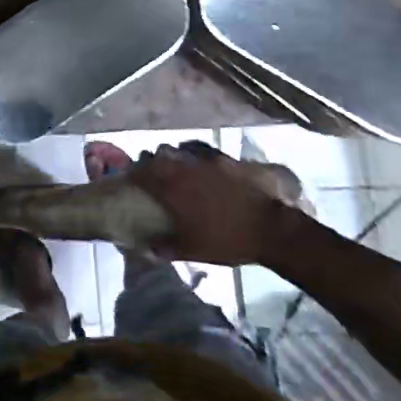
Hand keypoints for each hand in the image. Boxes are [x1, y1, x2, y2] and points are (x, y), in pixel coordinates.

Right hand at [129, 143, 306, 264]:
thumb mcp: (193, 250)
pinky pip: (203, 151)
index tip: (130, 181)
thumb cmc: (227, 240)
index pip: (141, 174)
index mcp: (171, 189)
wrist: (271, 229)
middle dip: (152, 162)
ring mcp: (206, 161)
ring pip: (180, 150)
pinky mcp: (226, 160)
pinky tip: (201, 167)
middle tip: (153, 175)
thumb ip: (167, 247)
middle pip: (158, 155)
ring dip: (173, 157)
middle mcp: (184, 169)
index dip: (133, 175)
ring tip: (177, 169)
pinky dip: (196, 156)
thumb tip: (149, 248)